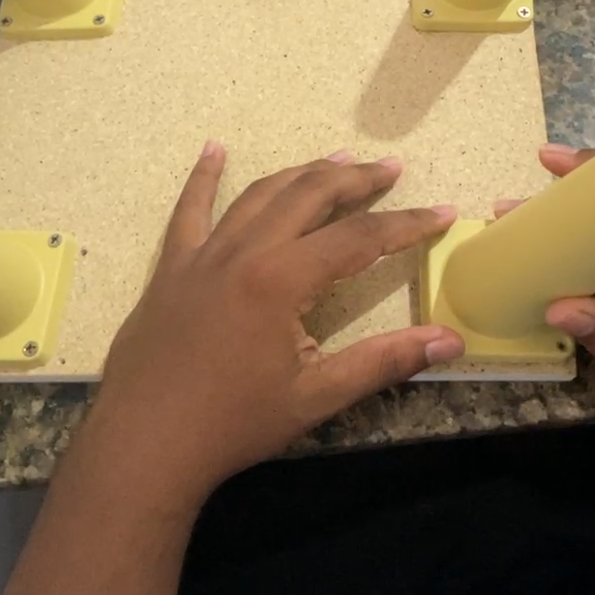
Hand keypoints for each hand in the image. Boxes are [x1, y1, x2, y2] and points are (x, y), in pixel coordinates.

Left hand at [74, 143, 464, 506]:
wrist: (144, 445)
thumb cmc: (233, 424)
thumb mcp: (317, 396)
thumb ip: (385, 361)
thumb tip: (450, 341)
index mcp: (282, 279)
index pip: (360, 237)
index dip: (406, 225)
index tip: (441, 212)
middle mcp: (244, 251)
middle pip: (309, 196)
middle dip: (355, 179)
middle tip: (390, 168)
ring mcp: (203, 254)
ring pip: (259, 194)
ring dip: (301, 173)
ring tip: (335, 159)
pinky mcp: (171, 267)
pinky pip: (189, 210)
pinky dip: (204, 177)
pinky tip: (214, 150)